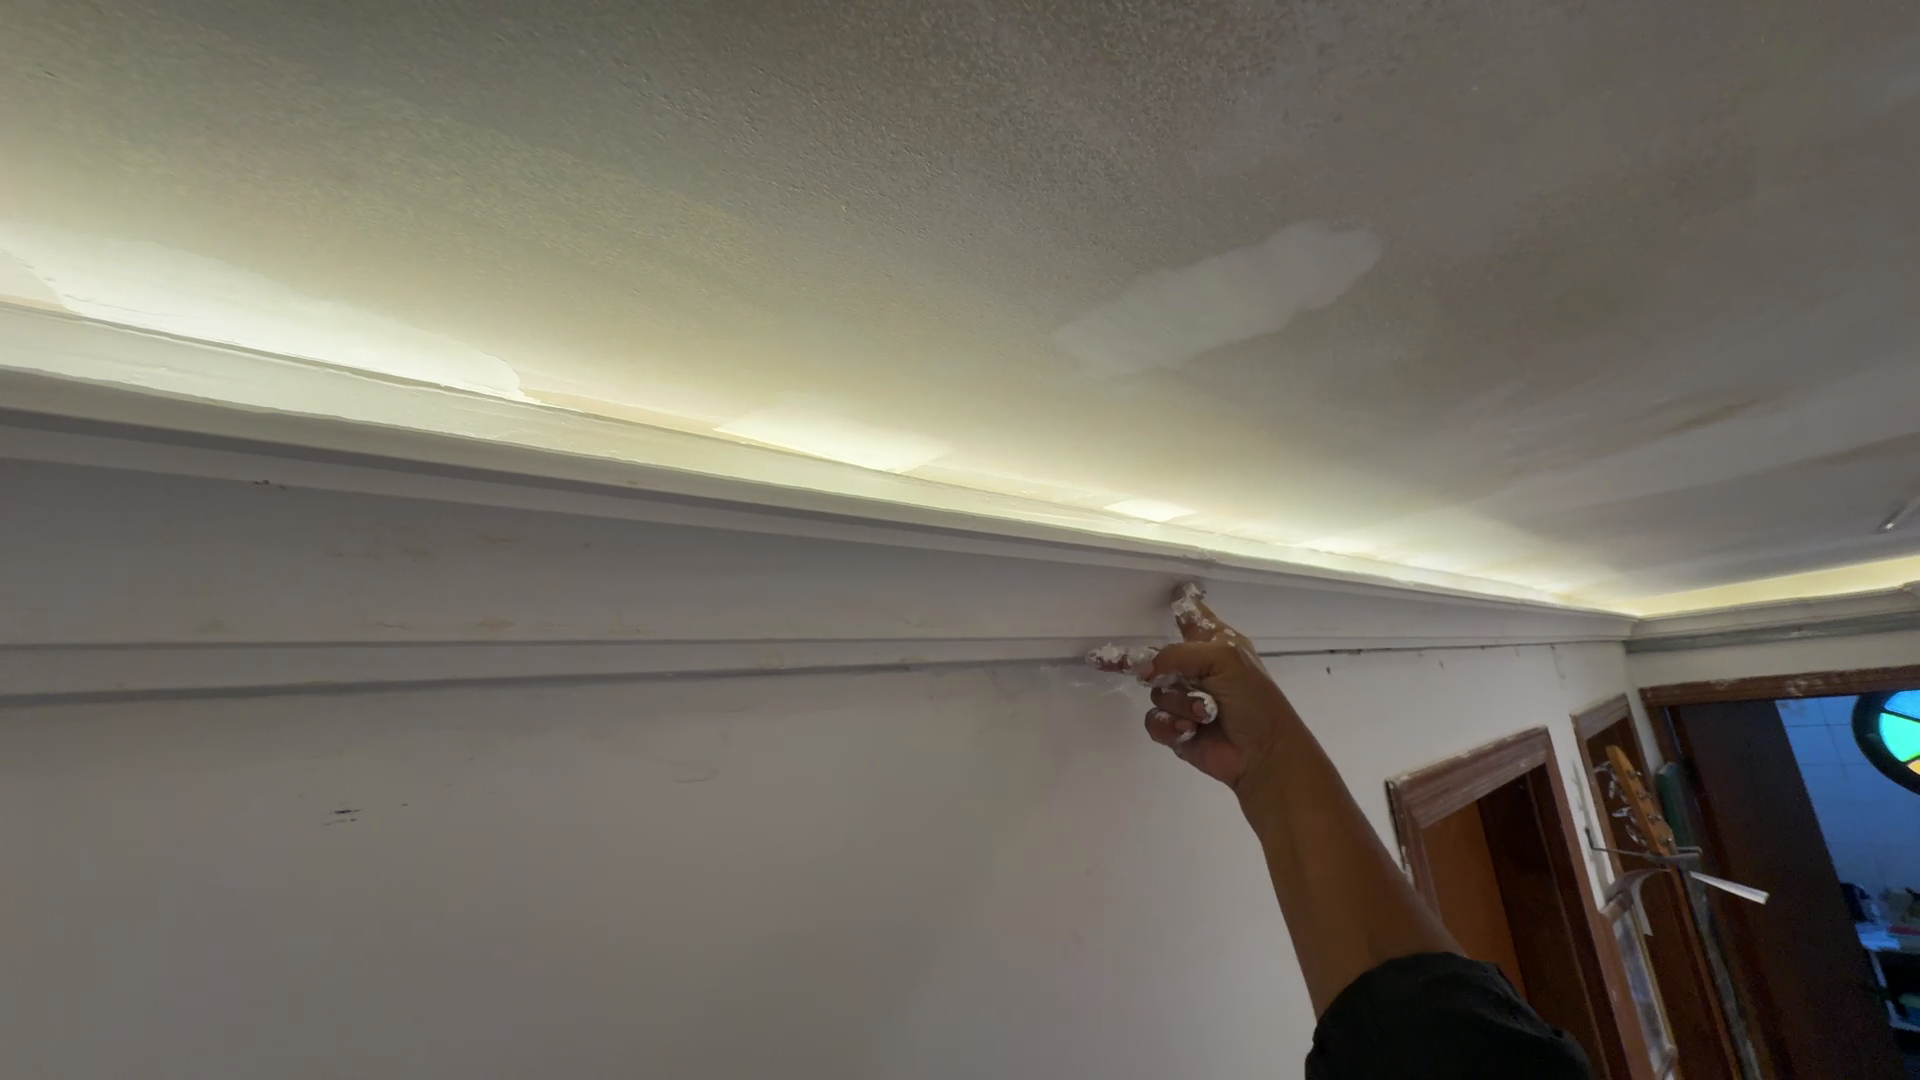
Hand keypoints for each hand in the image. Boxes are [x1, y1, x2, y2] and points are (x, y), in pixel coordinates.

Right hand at [1139, 585, 1293, 792]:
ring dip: (1180, 703)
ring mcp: (1184, 699)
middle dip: (1151, 666)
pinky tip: (1190, 730)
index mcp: (1215, 645)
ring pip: (1156, 692)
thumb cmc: (1254, 700)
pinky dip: (1171, 725)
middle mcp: (1197, 669)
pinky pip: (1154, 720)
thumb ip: (1177, 654)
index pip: (1194, 618)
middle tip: (1134, 668)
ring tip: (1207, 713)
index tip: (1173, 592)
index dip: (1182, 605)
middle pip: (1157, 657)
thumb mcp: (1223, 659)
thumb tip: (1145, 671)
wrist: (1263, 753)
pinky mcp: (1176, 727)